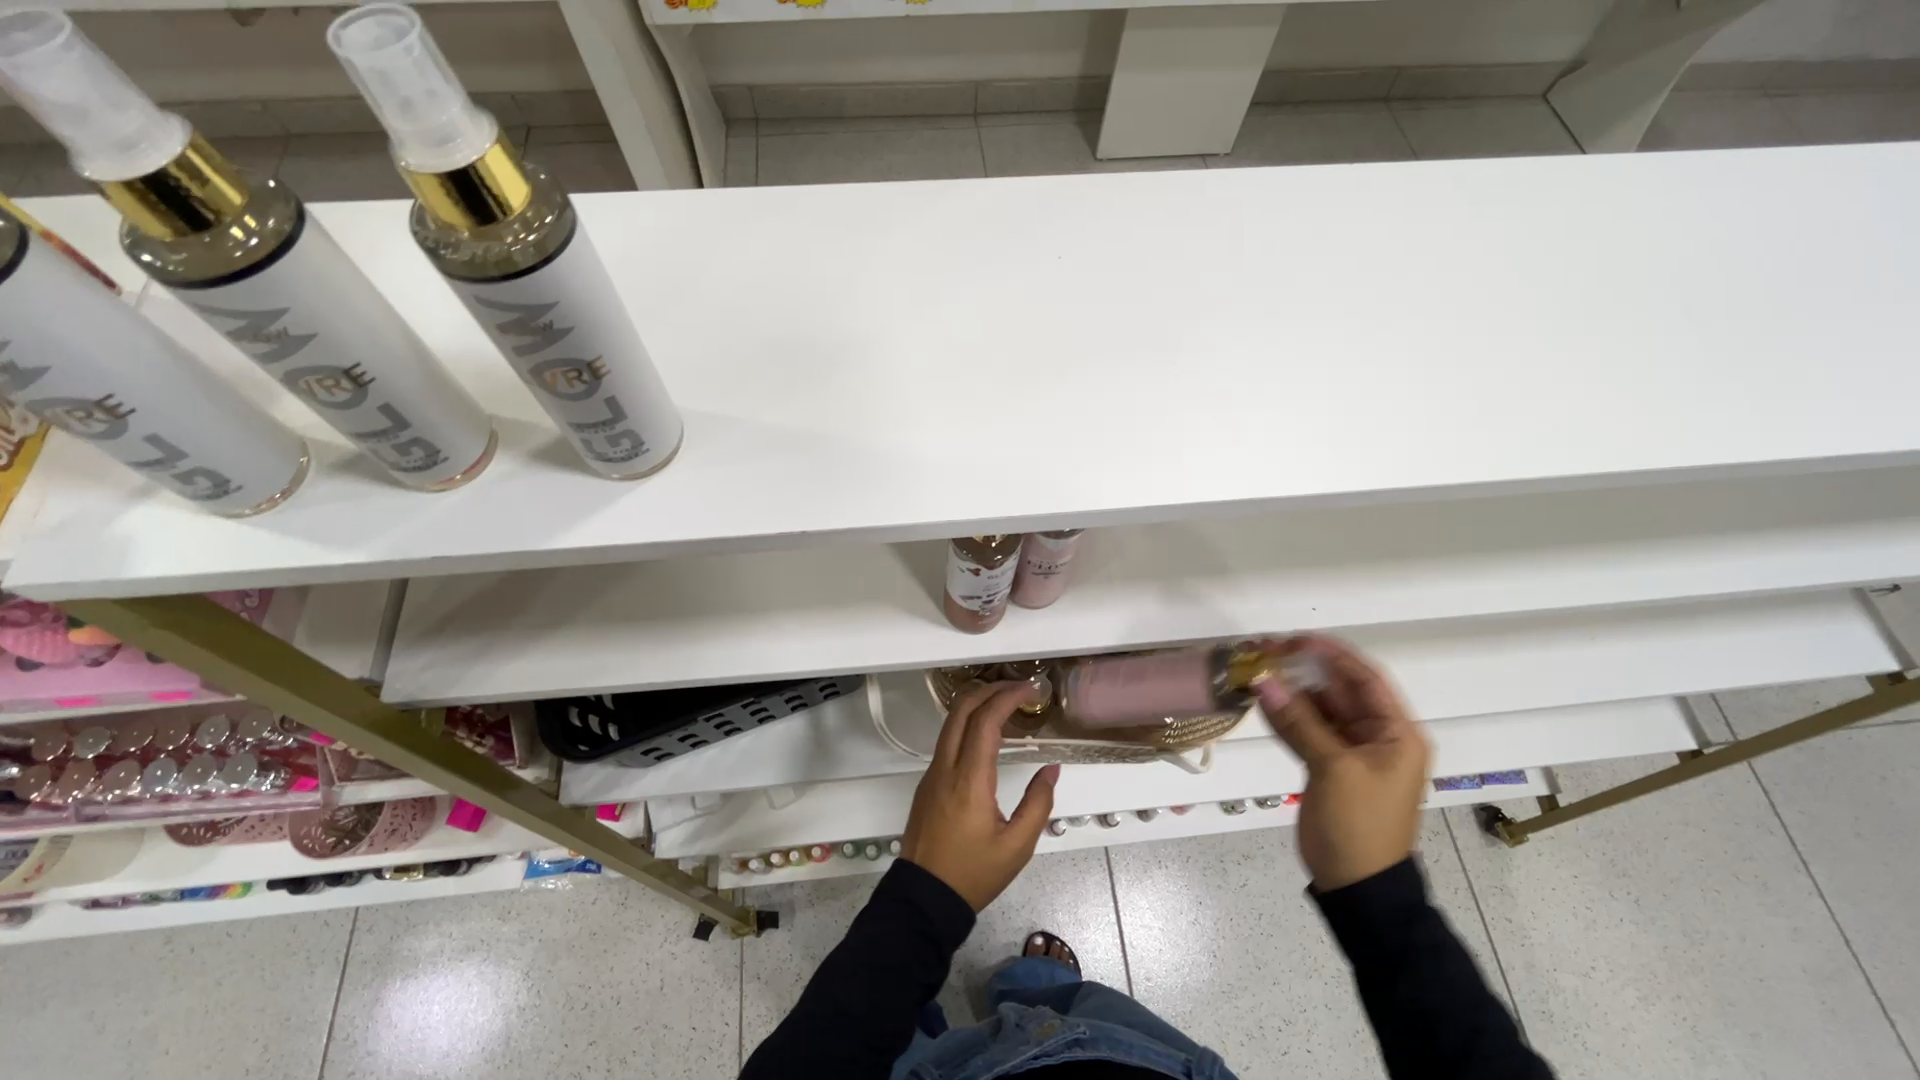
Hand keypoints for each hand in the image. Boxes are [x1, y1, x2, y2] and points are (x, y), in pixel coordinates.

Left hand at [900, 681, 1060, 911]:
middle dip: (989, 690)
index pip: (985, 721)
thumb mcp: (1017, 846)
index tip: (1030, 689)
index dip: (1007, 697)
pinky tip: (989, 735)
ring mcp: (932, 774)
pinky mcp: (928, 784)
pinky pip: (947, 741)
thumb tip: (1051, 770)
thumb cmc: (973, 874)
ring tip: (1008, 706)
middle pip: (960, 710)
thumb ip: (1038, 804)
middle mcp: (945, 768)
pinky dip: (968, 724)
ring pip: (950, 723)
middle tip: (1019, 688)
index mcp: (969, 780)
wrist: (924, 898)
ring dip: (977, 705)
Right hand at [1255, 635, 1429, 890]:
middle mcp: (1377, 736)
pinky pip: (1306, 731)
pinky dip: (1285, 717)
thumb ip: (1299, 722)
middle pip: (1339, 691)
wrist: (1357, 885)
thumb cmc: (1359, 825)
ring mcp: (1350, 752)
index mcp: (1397, 733)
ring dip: (1290, 692)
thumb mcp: (1334, 770)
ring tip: (1256, 671)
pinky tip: (1260, 702)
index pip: (1366, 679)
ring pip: (1319, 710)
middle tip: (1265, 652)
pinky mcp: (1327, 767)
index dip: (1332, 654)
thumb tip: (1264, 681)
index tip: (1295, 639)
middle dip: (1304, 671)